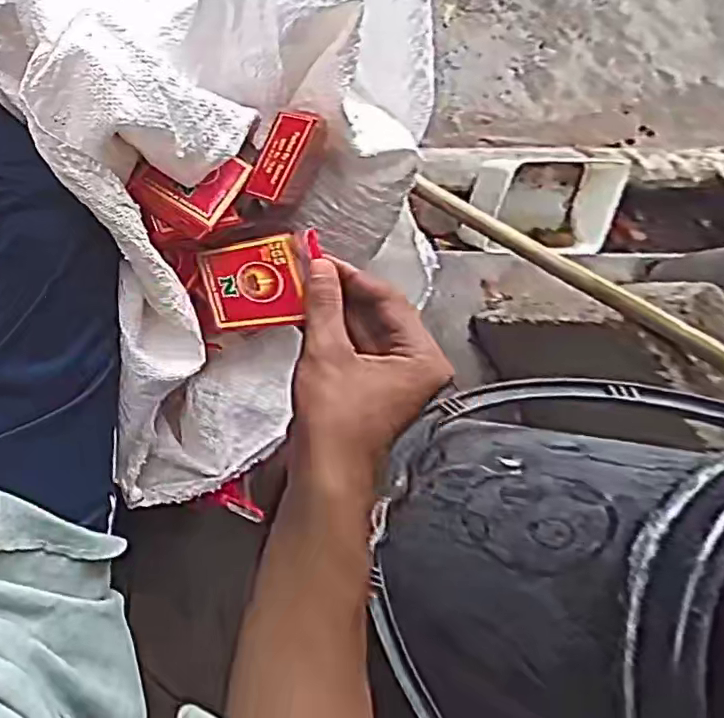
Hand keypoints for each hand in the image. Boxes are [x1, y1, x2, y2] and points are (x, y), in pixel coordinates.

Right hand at [292, 257, 452, 498]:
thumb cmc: (339, 423)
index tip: (323, 260)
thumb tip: (321, 271)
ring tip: (301, 286)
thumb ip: (323, 306)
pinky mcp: (361, 381)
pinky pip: (346, 342)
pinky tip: (302, 312)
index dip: (352, 276)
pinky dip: (324, 326)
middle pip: (374, 311)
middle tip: (308, 269)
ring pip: (358, 326)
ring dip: (328, 307)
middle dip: (338, 290)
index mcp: (421, 358)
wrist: (325, 463)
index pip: (388, 299)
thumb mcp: (327, 352)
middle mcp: (411, 365)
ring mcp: (386, 374)